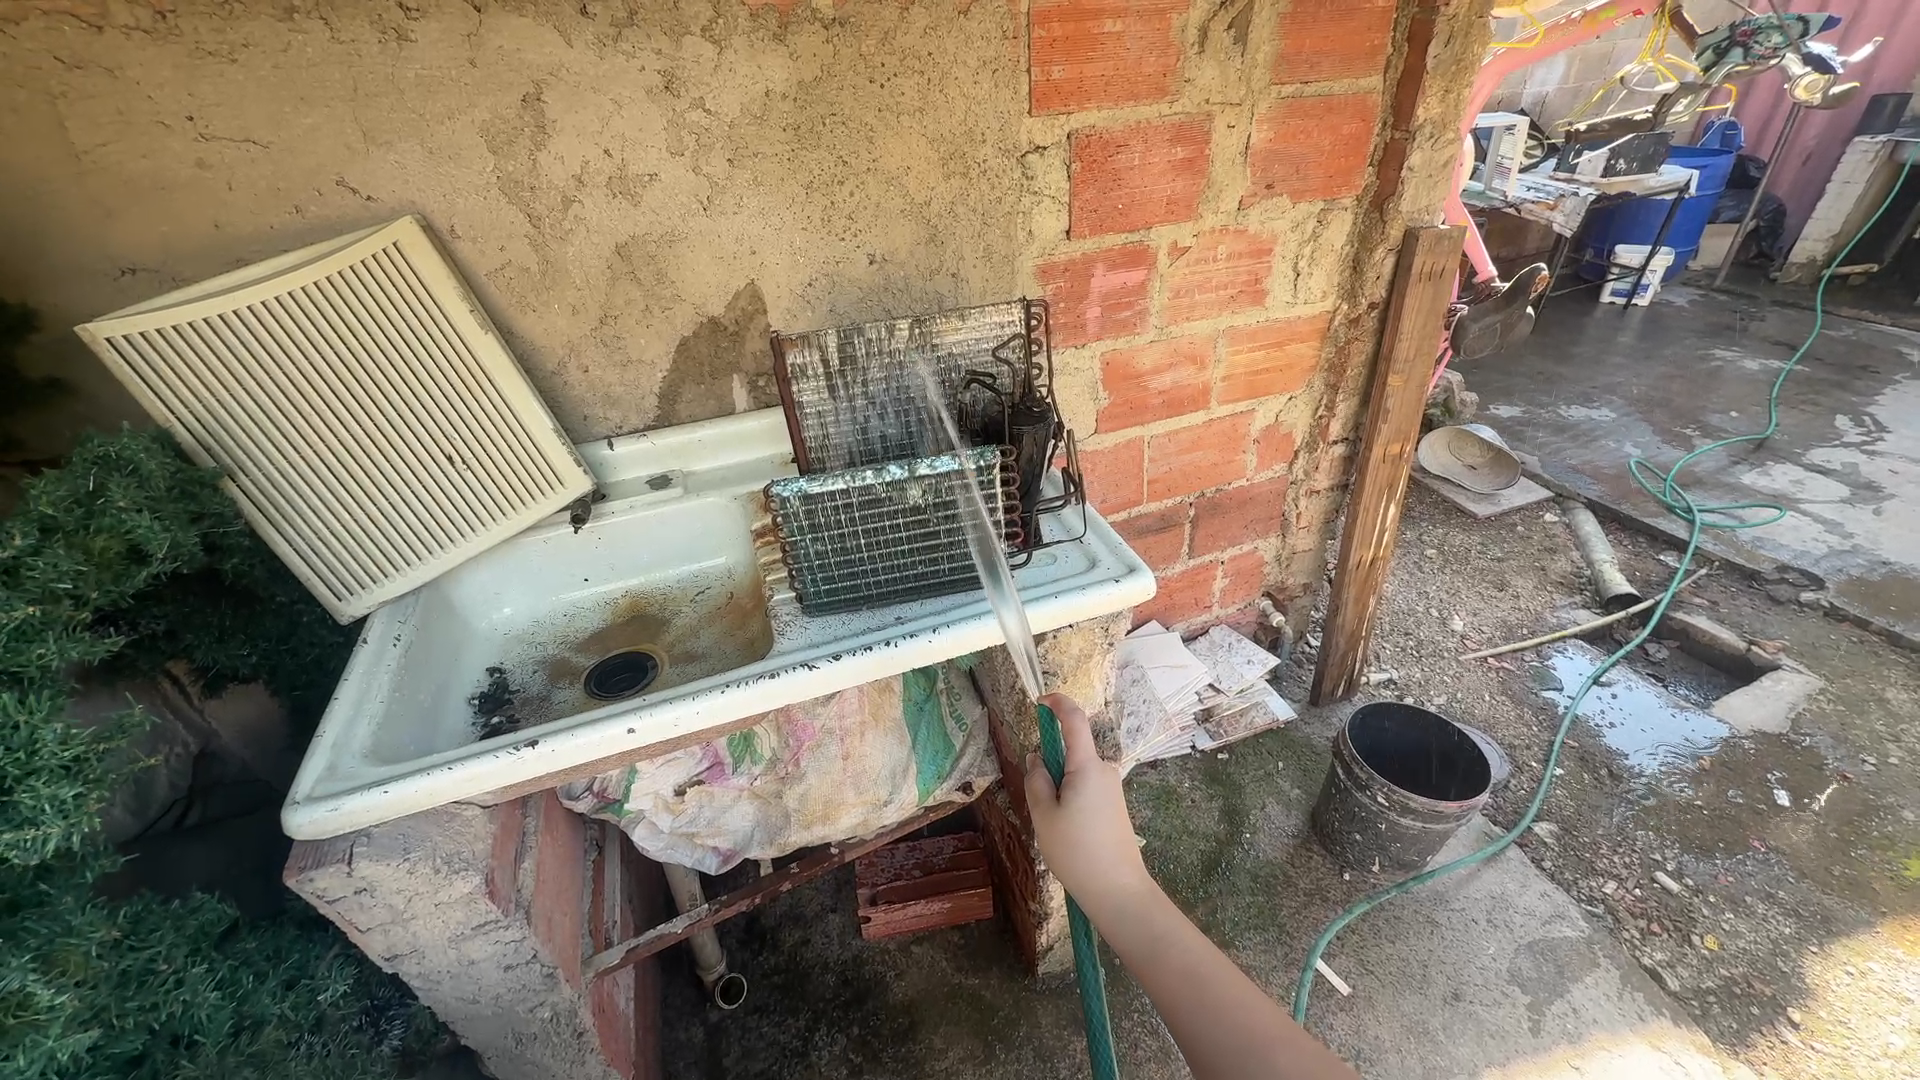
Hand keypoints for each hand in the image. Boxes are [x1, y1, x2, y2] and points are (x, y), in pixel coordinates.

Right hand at [1023, 693, 1155, 914]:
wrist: (1118, 890)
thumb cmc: (1077, 851)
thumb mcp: (1044, 815)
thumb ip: (1036, 780)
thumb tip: (1038, 758)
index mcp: (1087, 765)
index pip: (1074, 720)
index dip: (1057, 703)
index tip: (1039, 701)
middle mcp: (1104, 770)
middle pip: (1071, 752)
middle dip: (1050, 768)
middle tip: (1040, 808)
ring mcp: (1112, 787)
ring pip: (1076, 774)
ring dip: (1060, 789)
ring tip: (1055, 829)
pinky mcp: (1115, 804)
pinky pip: (1086, 788)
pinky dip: (1071, 799)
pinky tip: (1070, 834)